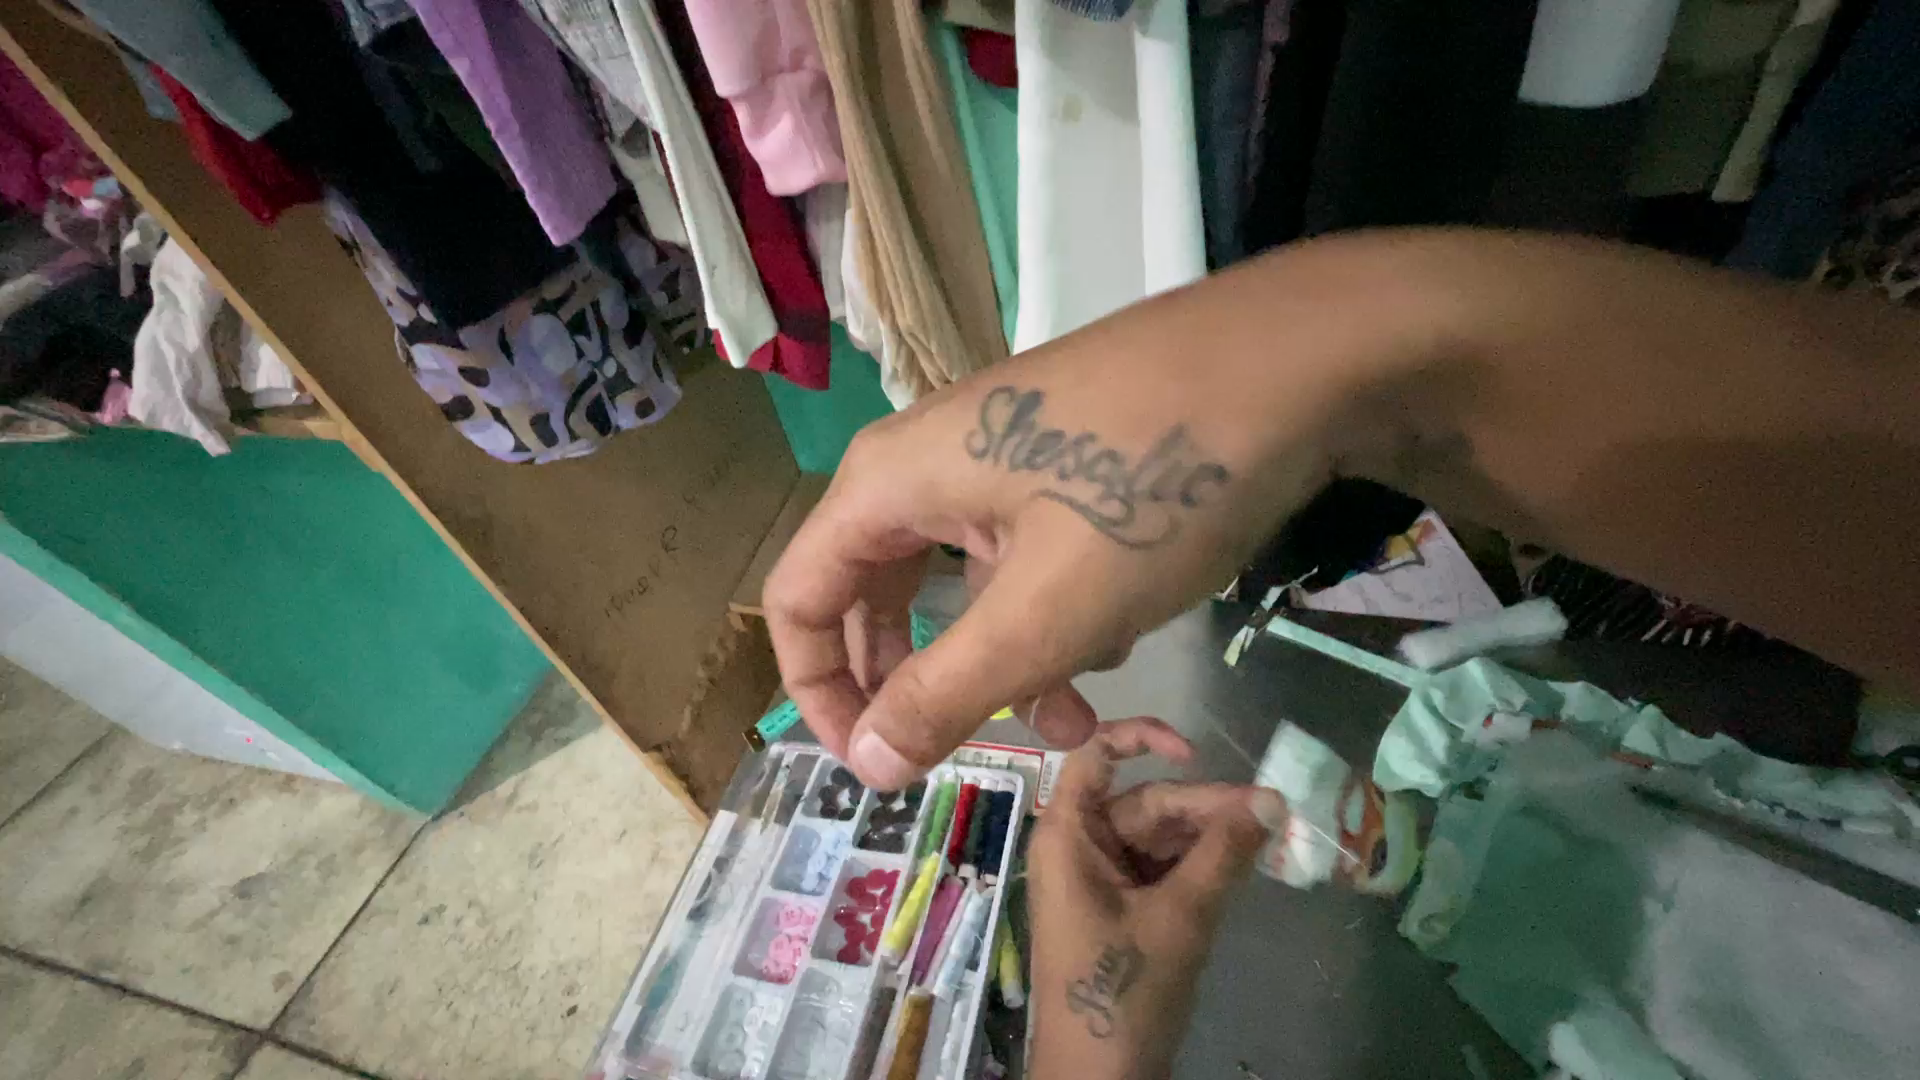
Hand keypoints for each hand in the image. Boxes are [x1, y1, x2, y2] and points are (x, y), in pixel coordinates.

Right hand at [761, 244, 1419, 788]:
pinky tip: (1110, 640)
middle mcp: (924, 465)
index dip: (820, 693)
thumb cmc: (1152, 485)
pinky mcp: (1054, 463)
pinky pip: (1018, 555)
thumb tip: (867, 764)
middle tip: (960, 749)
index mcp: (888, 485)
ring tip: (1073, 720)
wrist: (1295, 360)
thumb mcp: (1045, 610)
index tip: (875, 765)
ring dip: (1000, 661)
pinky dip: (1046, 613)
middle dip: (915, 683)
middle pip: (874, 592)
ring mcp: (995, 458)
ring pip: (960, 584)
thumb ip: (946, 691)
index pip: (799, 598)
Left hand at [1027, 718, 1280, 1079]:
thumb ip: (1223, 855)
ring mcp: (1096, 877)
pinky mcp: (1117, 906)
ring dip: (1207, 838)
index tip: (1193, 748)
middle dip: (1203, 808)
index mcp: (1068, 833)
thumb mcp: (1179, 919)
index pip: (1095, 756)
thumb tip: (1270, 799)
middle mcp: (1077, 844)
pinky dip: (1195, 867)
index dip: (1139, 738)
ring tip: (1267, 837)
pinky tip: (1241, 865)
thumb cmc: (1122, 992)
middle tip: (1270, 812)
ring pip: (1156, 837)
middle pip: (1142, 803)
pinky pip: (1157, 868)